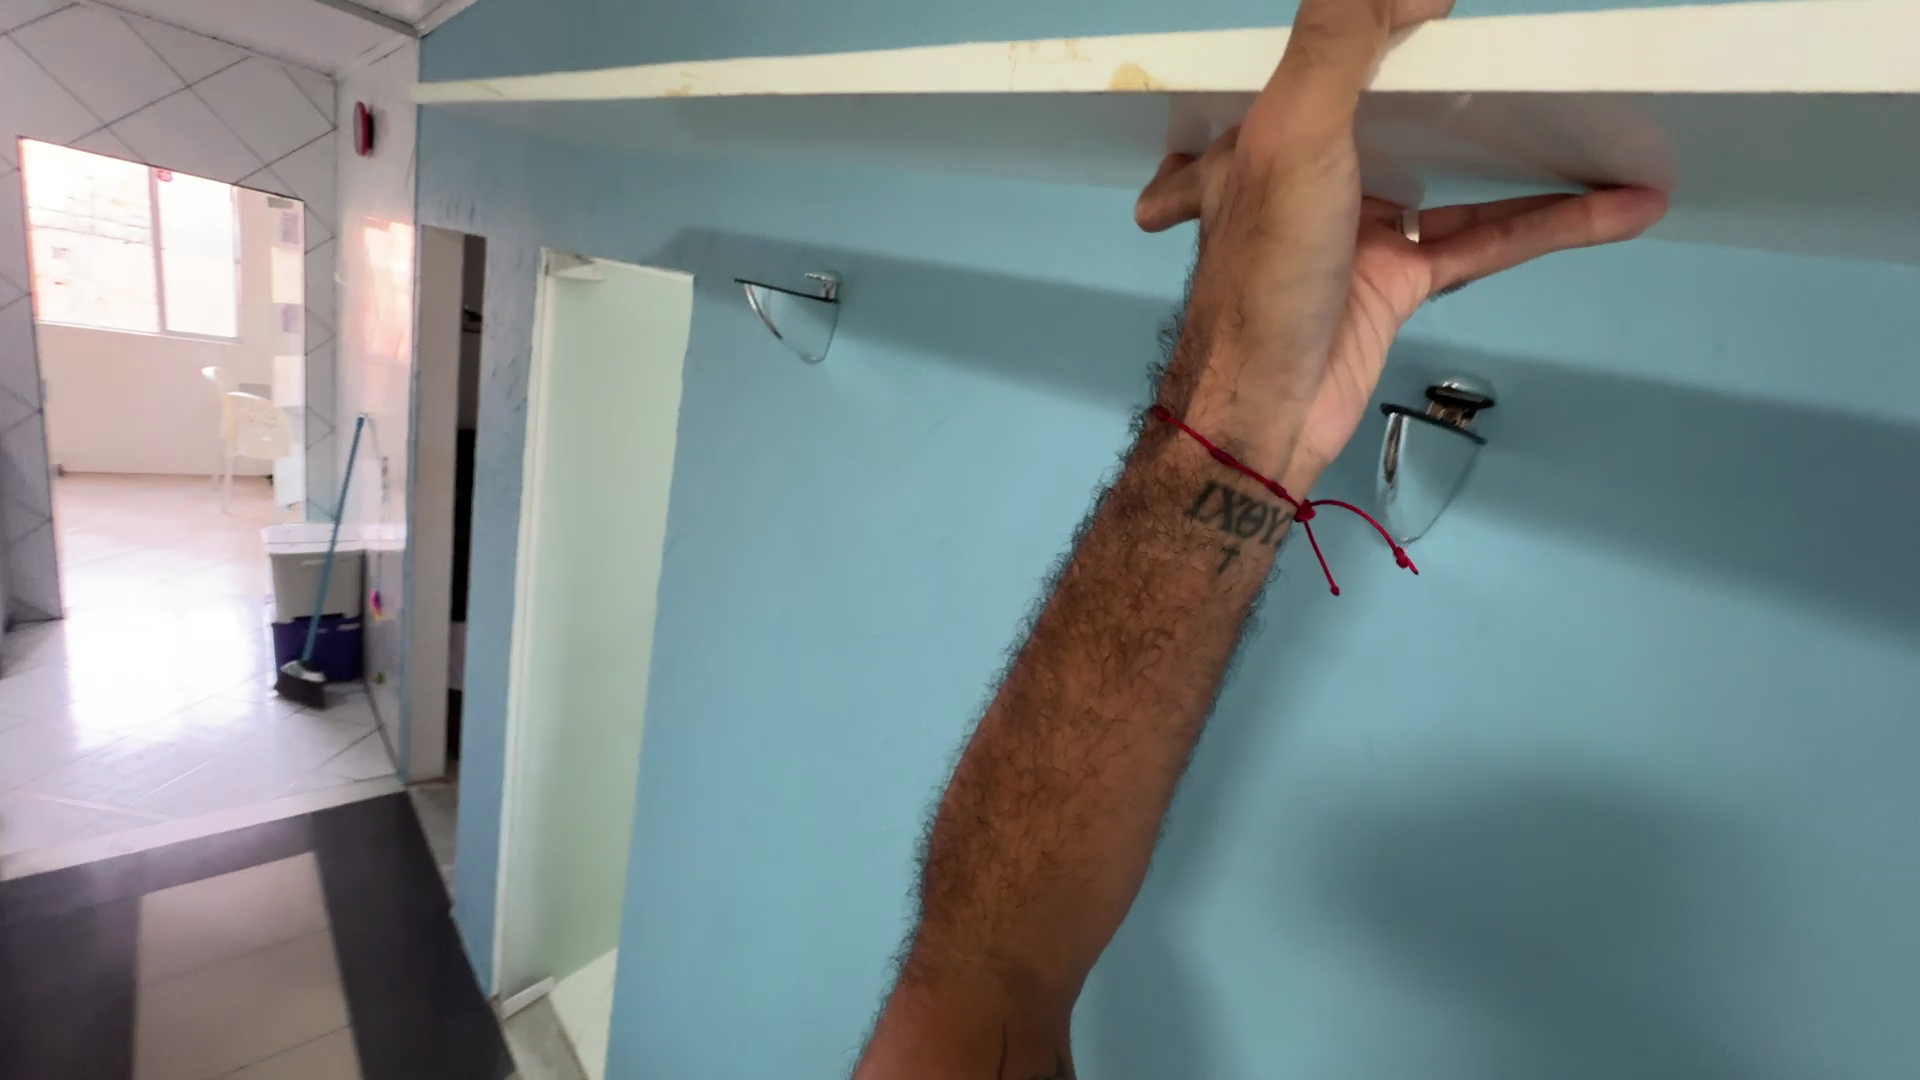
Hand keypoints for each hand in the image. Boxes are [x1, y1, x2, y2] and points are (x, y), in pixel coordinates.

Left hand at [1137, 0, 1667, 491]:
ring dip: (1525, 149)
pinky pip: (1480, 242)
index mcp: (1259, 147)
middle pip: (1383, 115)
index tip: (1431, 3)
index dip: (1356, 27)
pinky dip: (1548, 223)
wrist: (1263, 410)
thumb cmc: (1265, 274)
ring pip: (1448, 176)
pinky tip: (1626, 202)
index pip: (1306, 69)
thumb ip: (1339, 38)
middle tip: (1518, 47)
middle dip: (1445, 81)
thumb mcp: (1290, 135)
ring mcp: (1350, 239)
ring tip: (1608, 109)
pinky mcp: (1391, 288)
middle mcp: (1303, 187)